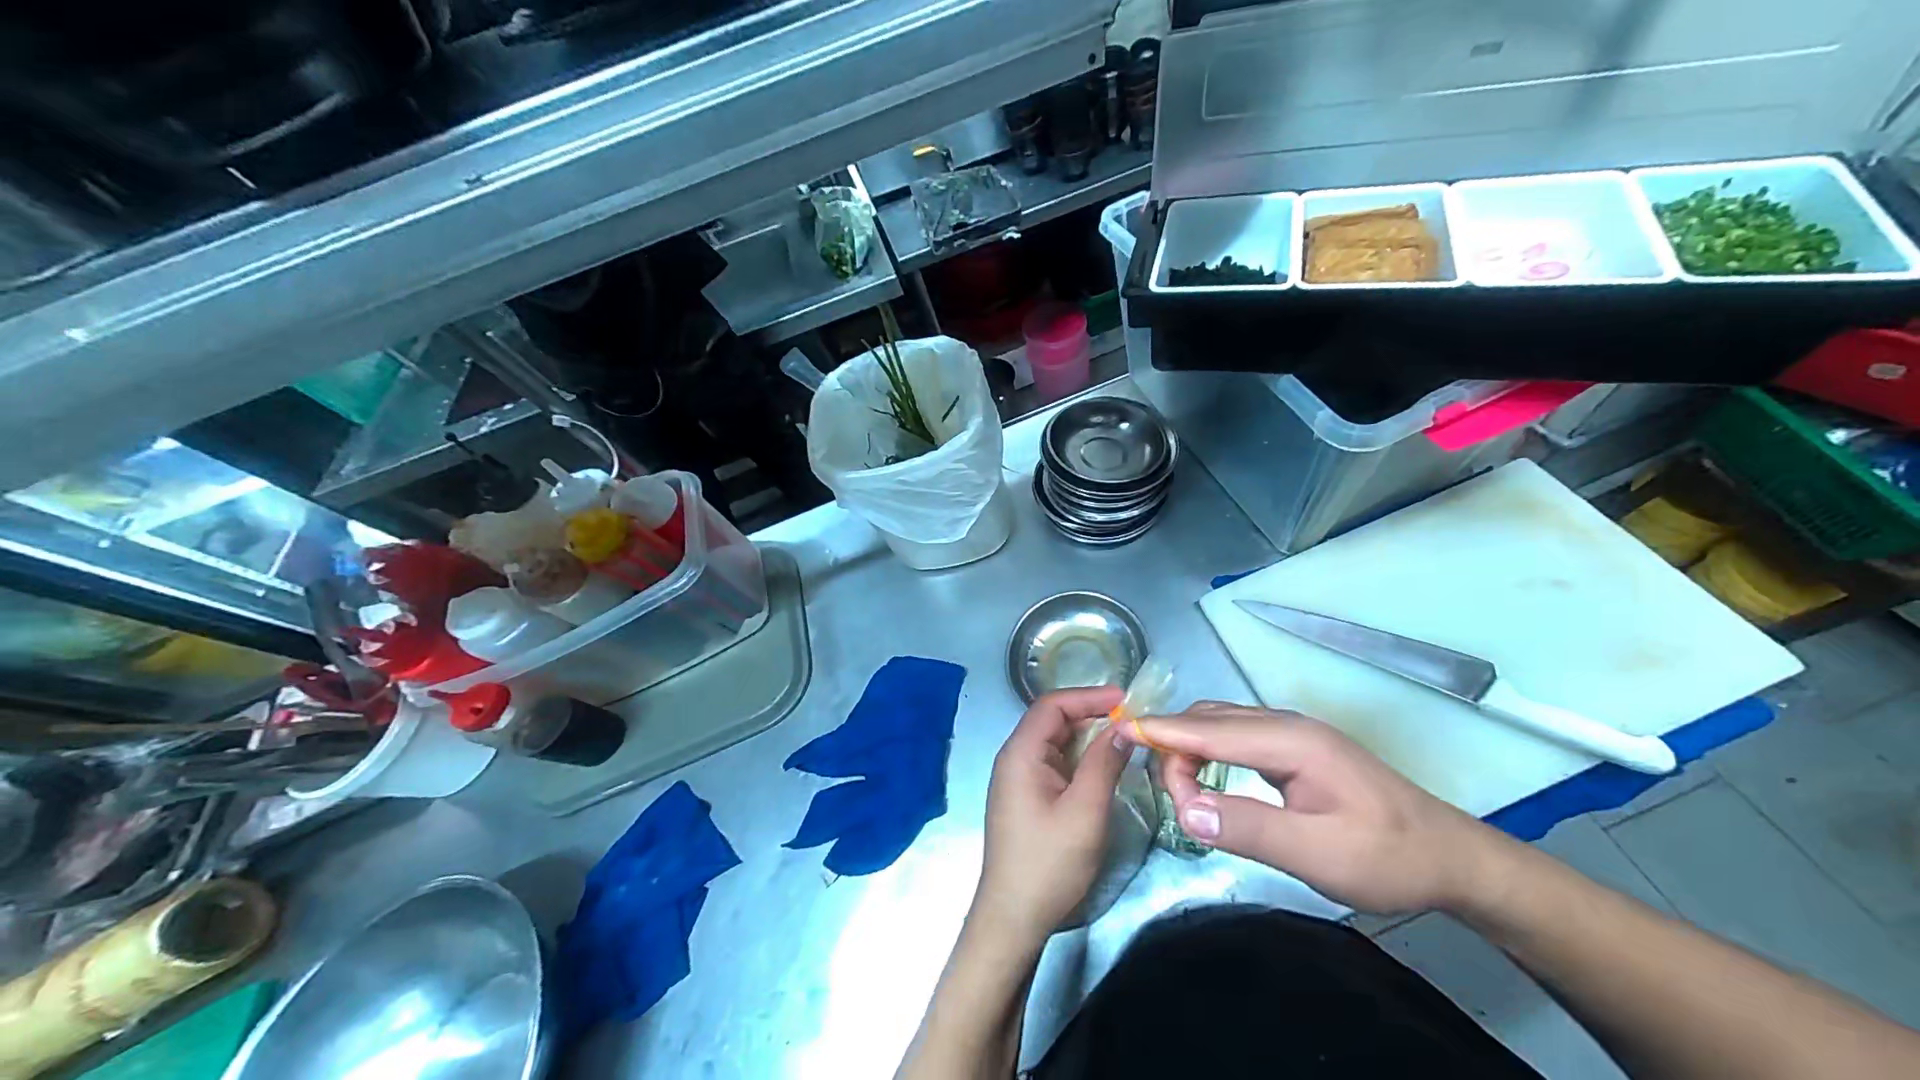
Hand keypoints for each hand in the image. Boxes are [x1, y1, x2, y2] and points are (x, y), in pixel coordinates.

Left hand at [973, 686, 1130, 942]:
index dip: (1088, 696)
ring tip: (1125, 738)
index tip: (1126, 699)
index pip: (1052, 705)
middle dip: (1091, 714)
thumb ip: (1104, 764)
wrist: (1013, 917)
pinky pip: (1054, 764)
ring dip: (1087, 737)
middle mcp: (1014, 758)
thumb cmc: (1049, 863)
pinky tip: (1103, 766)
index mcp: (1020, 753)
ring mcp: (1018, 779)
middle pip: (1052, 721)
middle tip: (1132, 719)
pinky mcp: (1026, 798)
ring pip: (1055, 743)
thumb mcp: (1085, 811)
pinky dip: (1080, 758)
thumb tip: (1124, 729)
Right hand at [1125, 702, 1513, 914]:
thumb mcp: (1318, 853)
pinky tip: (1205, 777)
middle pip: (1209, 719)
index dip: (1161, 731)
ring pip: (1220, 723)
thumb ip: (1248, 826)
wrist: (1454, 860)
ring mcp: (1293, 733)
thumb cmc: (1388, 858)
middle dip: (1174, 747)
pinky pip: (1235, 735)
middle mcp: (1286, 724)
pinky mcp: (1296, 749)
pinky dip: (1207, 749)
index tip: (1119, 736)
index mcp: (1290, 740)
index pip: (1208, 728)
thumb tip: (1184, 809)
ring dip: (1189, 748)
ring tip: (1180, 792)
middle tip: (1171, 801)